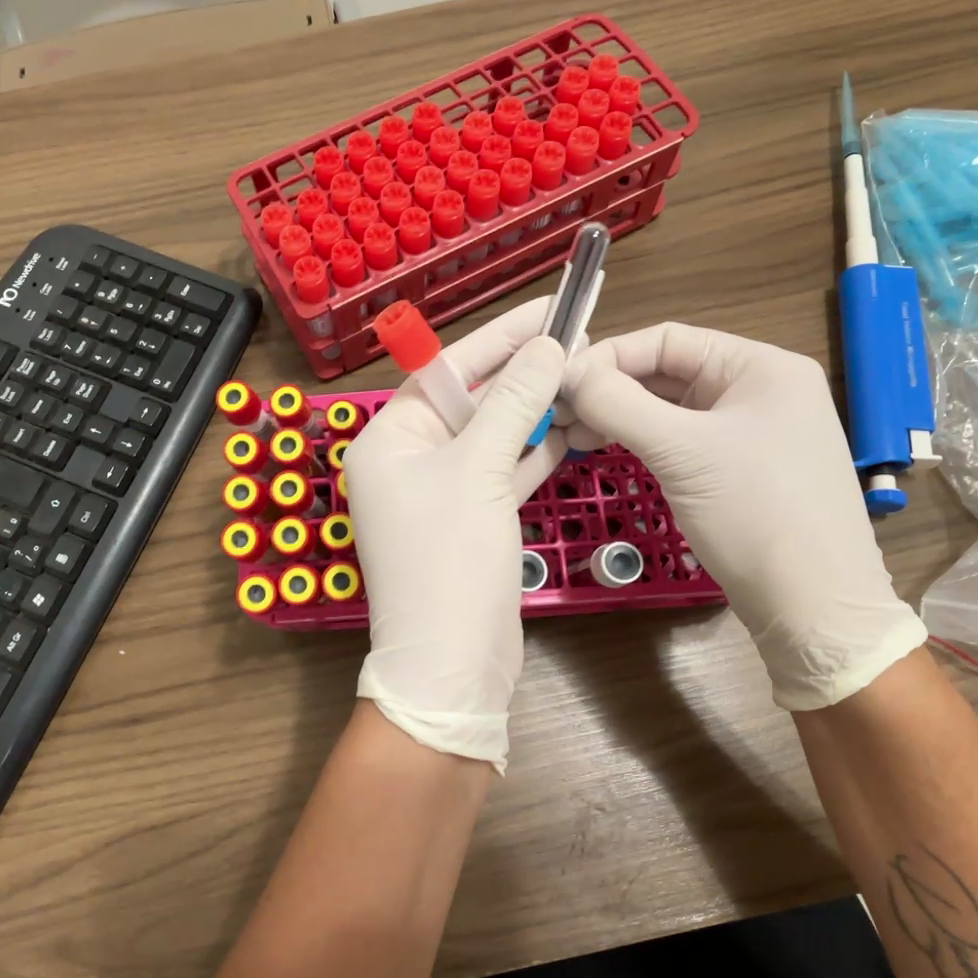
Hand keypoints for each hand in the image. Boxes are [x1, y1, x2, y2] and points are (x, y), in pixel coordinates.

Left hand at [344, 298, 567, 771]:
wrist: (452, 667)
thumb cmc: (449, 562)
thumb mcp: (480, 472)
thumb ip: (513, 403)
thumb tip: (548, 346)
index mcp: (390, 439)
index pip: (448, 369)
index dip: (501, 337)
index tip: (551, 309)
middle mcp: (408, 460)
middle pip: (473, 399)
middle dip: (523, 373)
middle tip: (581, 341)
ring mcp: (440, 492)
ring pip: (493, 435)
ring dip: (536, 410)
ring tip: (587, 376)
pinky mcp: (471, 519)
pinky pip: (504, 470)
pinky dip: (535, 451)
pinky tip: (574, 426)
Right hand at [563, 324, 926, 710]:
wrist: (813, 608)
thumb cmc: (755, 514)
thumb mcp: (680, 452)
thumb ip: (618, 403)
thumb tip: (566, 374)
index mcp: (761, 367)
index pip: (668, 339)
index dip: (608, 356)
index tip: (556, 383)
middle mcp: (760, 390)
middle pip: (668, 372)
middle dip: (609, 389)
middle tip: (556, 414)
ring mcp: (752, 433)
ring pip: (670, 409)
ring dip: (619, 417)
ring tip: (570, 436)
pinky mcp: (741, 471)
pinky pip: (681, 442)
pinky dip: (641, 443)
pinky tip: (605, 451)